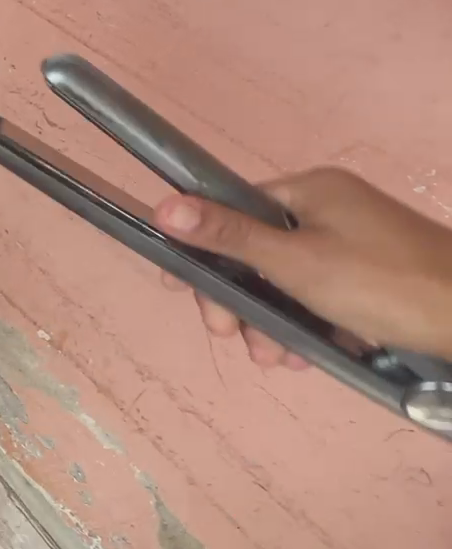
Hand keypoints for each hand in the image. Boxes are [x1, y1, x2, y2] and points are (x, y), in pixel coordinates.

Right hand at [153, 167, 451, 367]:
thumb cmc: (386, 286)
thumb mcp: (294, 262)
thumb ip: (226, 234)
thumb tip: (162, 206)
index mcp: (309, 191)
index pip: (228, 210)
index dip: (200, 250)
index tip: (182, 289)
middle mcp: (328, 207)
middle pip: (251, 248)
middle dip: (237, 299)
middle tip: (229, 335)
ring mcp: (353, 239)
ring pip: (281, 276)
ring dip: (267, 319)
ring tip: (273, 357)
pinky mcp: (372, 271)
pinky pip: (314, 290)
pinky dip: (302, 320)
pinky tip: (303, 350)